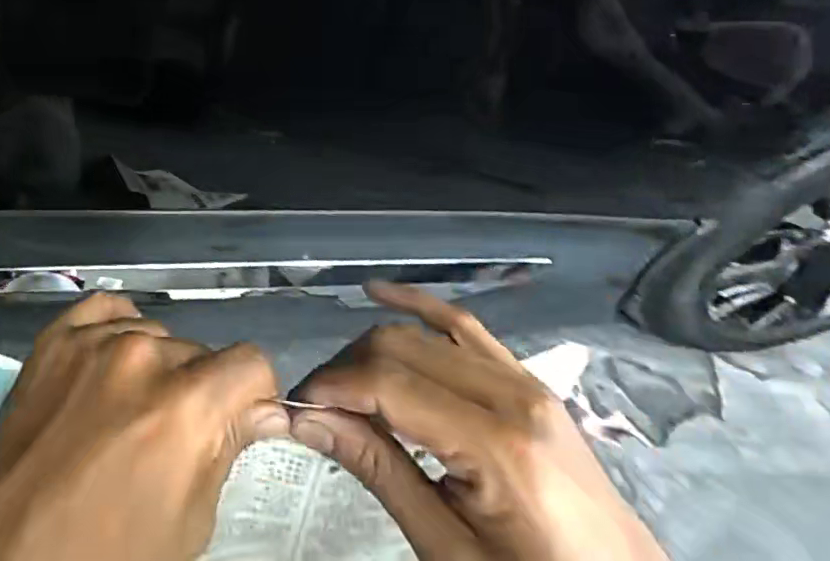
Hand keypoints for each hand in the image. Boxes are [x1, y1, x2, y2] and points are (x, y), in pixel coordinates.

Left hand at [0, 293, 290, 560]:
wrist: (14, 538)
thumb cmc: (109, 547)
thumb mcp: (188, 519)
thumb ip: (226, 449)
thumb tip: (263, 410)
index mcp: (184, 406)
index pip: (249, 363)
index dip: (253, 393)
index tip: (243, 417)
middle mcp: (140, 357)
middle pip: (198, 352)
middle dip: (201, 387)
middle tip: (176, 432)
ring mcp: (92, 340)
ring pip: (153, 333)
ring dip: (156, 364)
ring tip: (131, 407)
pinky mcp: (54, 336)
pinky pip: (104, 309)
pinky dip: (118, 328)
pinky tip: (112, 359)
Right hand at [290, 282, 667, 560]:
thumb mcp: (450, 549)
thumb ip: (378, 471)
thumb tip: (304, 417)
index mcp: (499, 447)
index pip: (386, 382)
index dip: (331, 386)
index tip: (298, 407)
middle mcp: (514, 399)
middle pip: (398, 347)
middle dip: (345, 368)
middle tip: (319, 407)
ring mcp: (528, 385)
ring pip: (420, 333)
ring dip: (370, 349)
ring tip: (344, 385)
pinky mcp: (532, 383)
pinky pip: (465, 325)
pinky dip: (418, 304)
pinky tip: (378, 293)